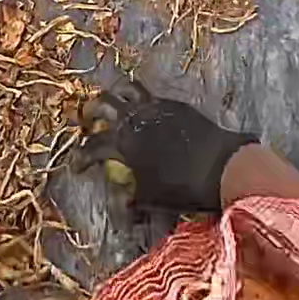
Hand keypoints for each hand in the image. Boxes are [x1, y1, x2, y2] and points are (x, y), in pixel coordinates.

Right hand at [79, 81, 255, 212]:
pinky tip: (147, 114)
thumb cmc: (182, 187)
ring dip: (116, 95)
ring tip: (114, 105)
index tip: (77, 166)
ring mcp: (153, 106)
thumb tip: (120, 210)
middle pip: (102, 103)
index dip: (80, 156)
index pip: (92, 146)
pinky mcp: (172, 104)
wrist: (221, 166)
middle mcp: (133, 118)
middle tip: (89, 121)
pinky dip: (142, 102)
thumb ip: (129, 201)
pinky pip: (150, 96)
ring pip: (126, 89)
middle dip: (91, 111)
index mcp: (123, 142)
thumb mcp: (150, 198)